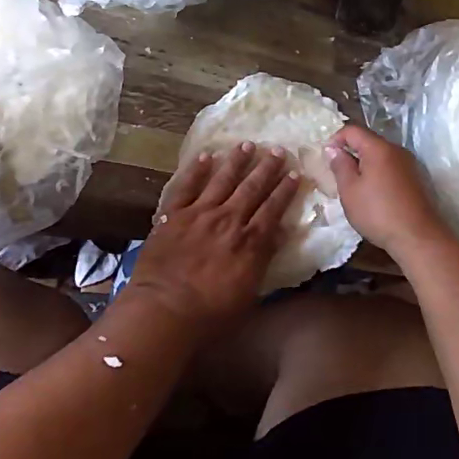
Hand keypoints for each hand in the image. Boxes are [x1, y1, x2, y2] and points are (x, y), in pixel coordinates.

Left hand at [128, 143, 300, 327]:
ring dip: (237, 161)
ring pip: (223, 180)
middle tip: (277, 150)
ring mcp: (199, 214)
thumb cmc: (211, 314)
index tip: (295, 173)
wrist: (163, 312)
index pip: (273, 208)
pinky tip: (206, 156)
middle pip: (252, 188)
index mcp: (250, 241)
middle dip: (267, 168)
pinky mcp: (173, 215)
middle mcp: (229, 220)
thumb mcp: (249, 291)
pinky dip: (197, 170)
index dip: (285, 189)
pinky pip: (187, 186)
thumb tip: (281, 231)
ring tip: (247, 144)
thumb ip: (264, 258)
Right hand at [323, 124, 454, 257]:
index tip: (326, 157)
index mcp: (379, 148)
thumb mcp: (350, 190)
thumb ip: (340, 165)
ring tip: (354, 186)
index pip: (353, 130)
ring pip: (380, 155)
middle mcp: (396, 150)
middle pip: (368, 141)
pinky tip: (374, 194)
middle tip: (338, 174)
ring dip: (364, 164)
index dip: (336, 139)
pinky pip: (391, 167)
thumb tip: (333, 148)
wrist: (417, 236)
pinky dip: (378, 173)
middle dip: (350, 152)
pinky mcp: (415, 178)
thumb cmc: (378, 212)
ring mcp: (408, 163)